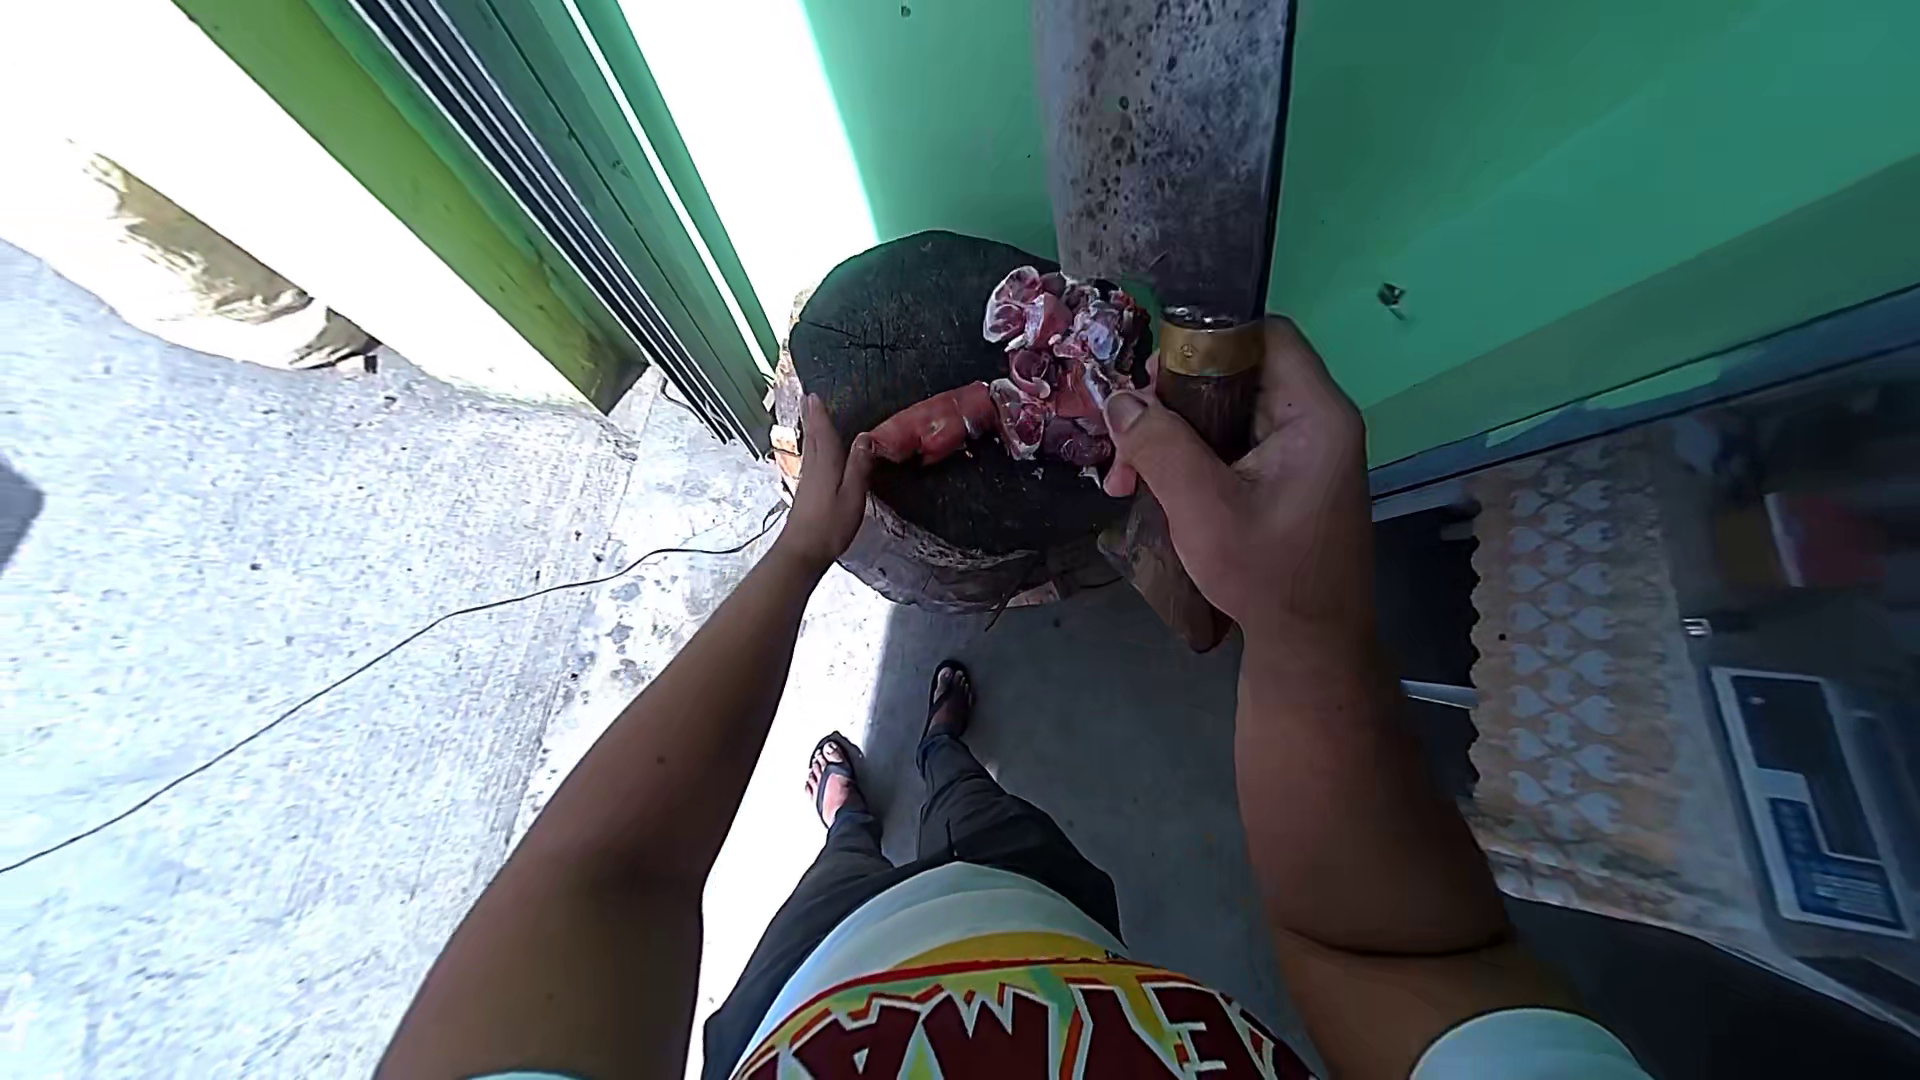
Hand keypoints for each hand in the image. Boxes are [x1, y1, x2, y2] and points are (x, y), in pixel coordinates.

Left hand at [772, 394, 874, 571]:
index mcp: (826, 465)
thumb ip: (859, 465)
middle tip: (809, 400)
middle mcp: (813, 469)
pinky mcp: (805, 494)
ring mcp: (807, 482)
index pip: (823, 433)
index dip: (820, 414)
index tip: (814, 396)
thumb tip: (865, 437)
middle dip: (812, 418)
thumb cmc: (830, 525)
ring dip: (811, 433)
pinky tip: (815, 456)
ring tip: (811, 420)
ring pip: (809, 450)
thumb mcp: (853, 494)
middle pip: (813, 438)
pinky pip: (811, 463)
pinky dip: (813, 451)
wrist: (802, 551)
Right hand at [1101, 318, 1372, 646]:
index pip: (1266, 336)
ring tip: (1127, 478)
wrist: (1305, 643)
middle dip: (1169, 402)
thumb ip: (1159, 447)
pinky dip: (1184, 460)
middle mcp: (1310, 423)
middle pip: (1233, 376)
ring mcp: (1294, 454)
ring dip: (1168, 437)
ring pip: (1221, 415)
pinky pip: (1224, 448)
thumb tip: (1119, 401)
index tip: (1151, 377)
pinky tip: (1152, 488)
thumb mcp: (1202, 508)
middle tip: (1126, 437)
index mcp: (1312, 415)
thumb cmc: (1265, 575)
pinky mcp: (1278, 479)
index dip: (1205, 340)